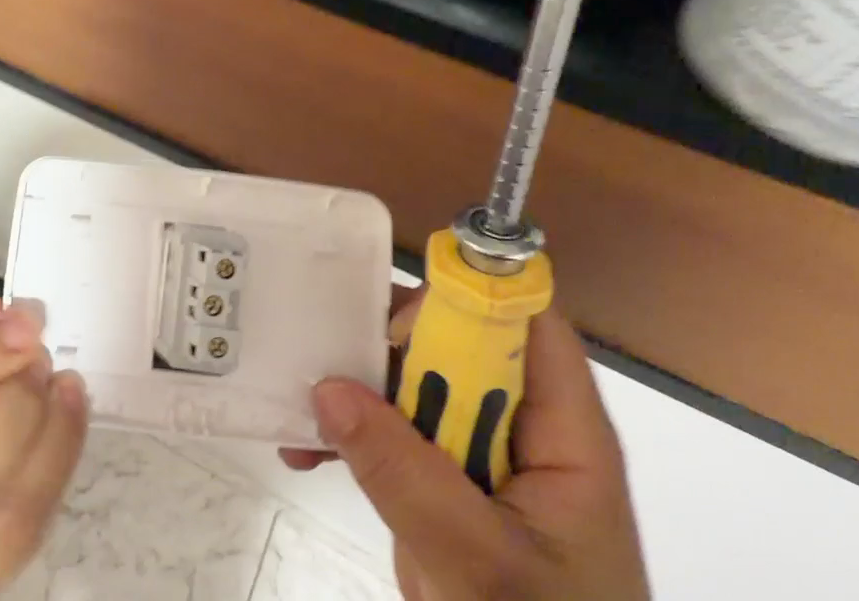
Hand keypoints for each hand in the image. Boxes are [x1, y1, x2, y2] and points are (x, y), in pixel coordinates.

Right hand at [292, 295, 649, 600]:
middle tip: (317, 352)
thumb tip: (328, 386)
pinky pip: (391, 434)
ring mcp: (478, 456)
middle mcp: (520, 428)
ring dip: (351, 390)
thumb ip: (406, 476)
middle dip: (382, 341)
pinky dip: (346, 436)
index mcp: (561, 433)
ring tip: (297, 410)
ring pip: (411, 385)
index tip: (382, 310)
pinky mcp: (444, 483)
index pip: (526, 326)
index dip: (465, 297)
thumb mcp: (476, 560)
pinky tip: (303, 455)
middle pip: (456, 345)